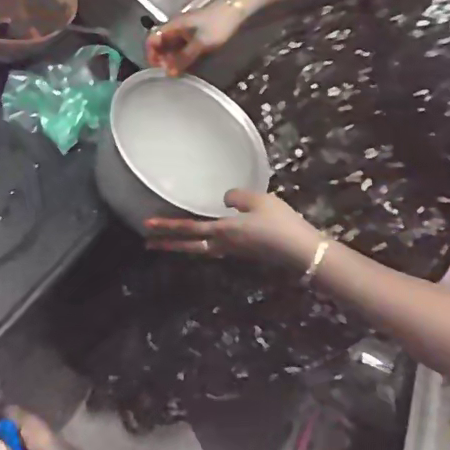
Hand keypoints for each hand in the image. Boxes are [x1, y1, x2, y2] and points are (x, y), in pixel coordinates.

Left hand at [144, 190, 322, 273]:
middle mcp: (224, 244)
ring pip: (202, 249)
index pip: (189, 228)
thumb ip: (238, 197)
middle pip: (190, 245)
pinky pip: (216, 248)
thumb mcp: (259, 200)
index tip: (147, 226)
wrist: (302, 251)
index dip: (167, 226)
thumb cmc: (280, 223)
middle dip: (169, 244)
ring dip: (184, 246)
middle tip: (148, 243)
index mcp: (223, 230)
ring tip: (171, 243)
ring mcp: (235, 252)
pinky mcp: (246, 253)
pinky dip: (203, 244)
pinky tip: (208, 239)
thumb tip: (225, 199)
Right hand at [145, 1, 246, 75]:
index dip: (151, 53)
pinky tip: (186, 65)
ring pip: (172, 46)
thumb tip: (168, 72)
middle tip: (169, 73)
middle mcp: (177, 27)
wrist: (237, 10)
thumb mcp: (201, 42)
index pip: (152, 38)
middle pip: (161, 43)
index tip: (157, 67)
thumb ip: (184, 57)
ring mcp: (187, 30)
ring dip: (172, 58)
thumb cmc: (218, 24)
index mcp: (174, 25)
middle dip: (162, 58)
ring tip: (177, 72)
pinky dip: (181, 56)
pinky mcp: (196, 34)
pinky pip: (183, 46)